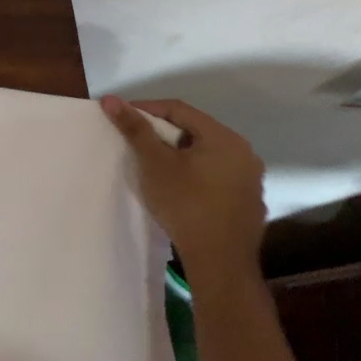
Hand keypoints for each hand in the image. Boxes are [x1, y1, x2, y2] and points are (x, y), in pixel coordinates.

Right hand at [101, 96, 267, 271]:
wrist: (220, 261)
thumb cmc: (185, 203)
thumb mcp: (153, 162)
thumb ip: (135, 128)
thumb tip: (110, 99)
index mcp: (225, 139)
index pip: (179, 109)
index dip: (145, 108)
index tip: (120, 117)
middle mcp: (244, 153)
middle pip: (194, 129)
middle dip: (160, 131)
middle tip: (133, 139)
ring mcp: (250, 179)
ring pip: (204, 152)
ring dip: (176, 151)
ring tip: (151, 162)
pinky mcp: (247, 201)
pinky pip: (214, 173)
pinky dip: (192, 170)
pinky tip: (176, 185)